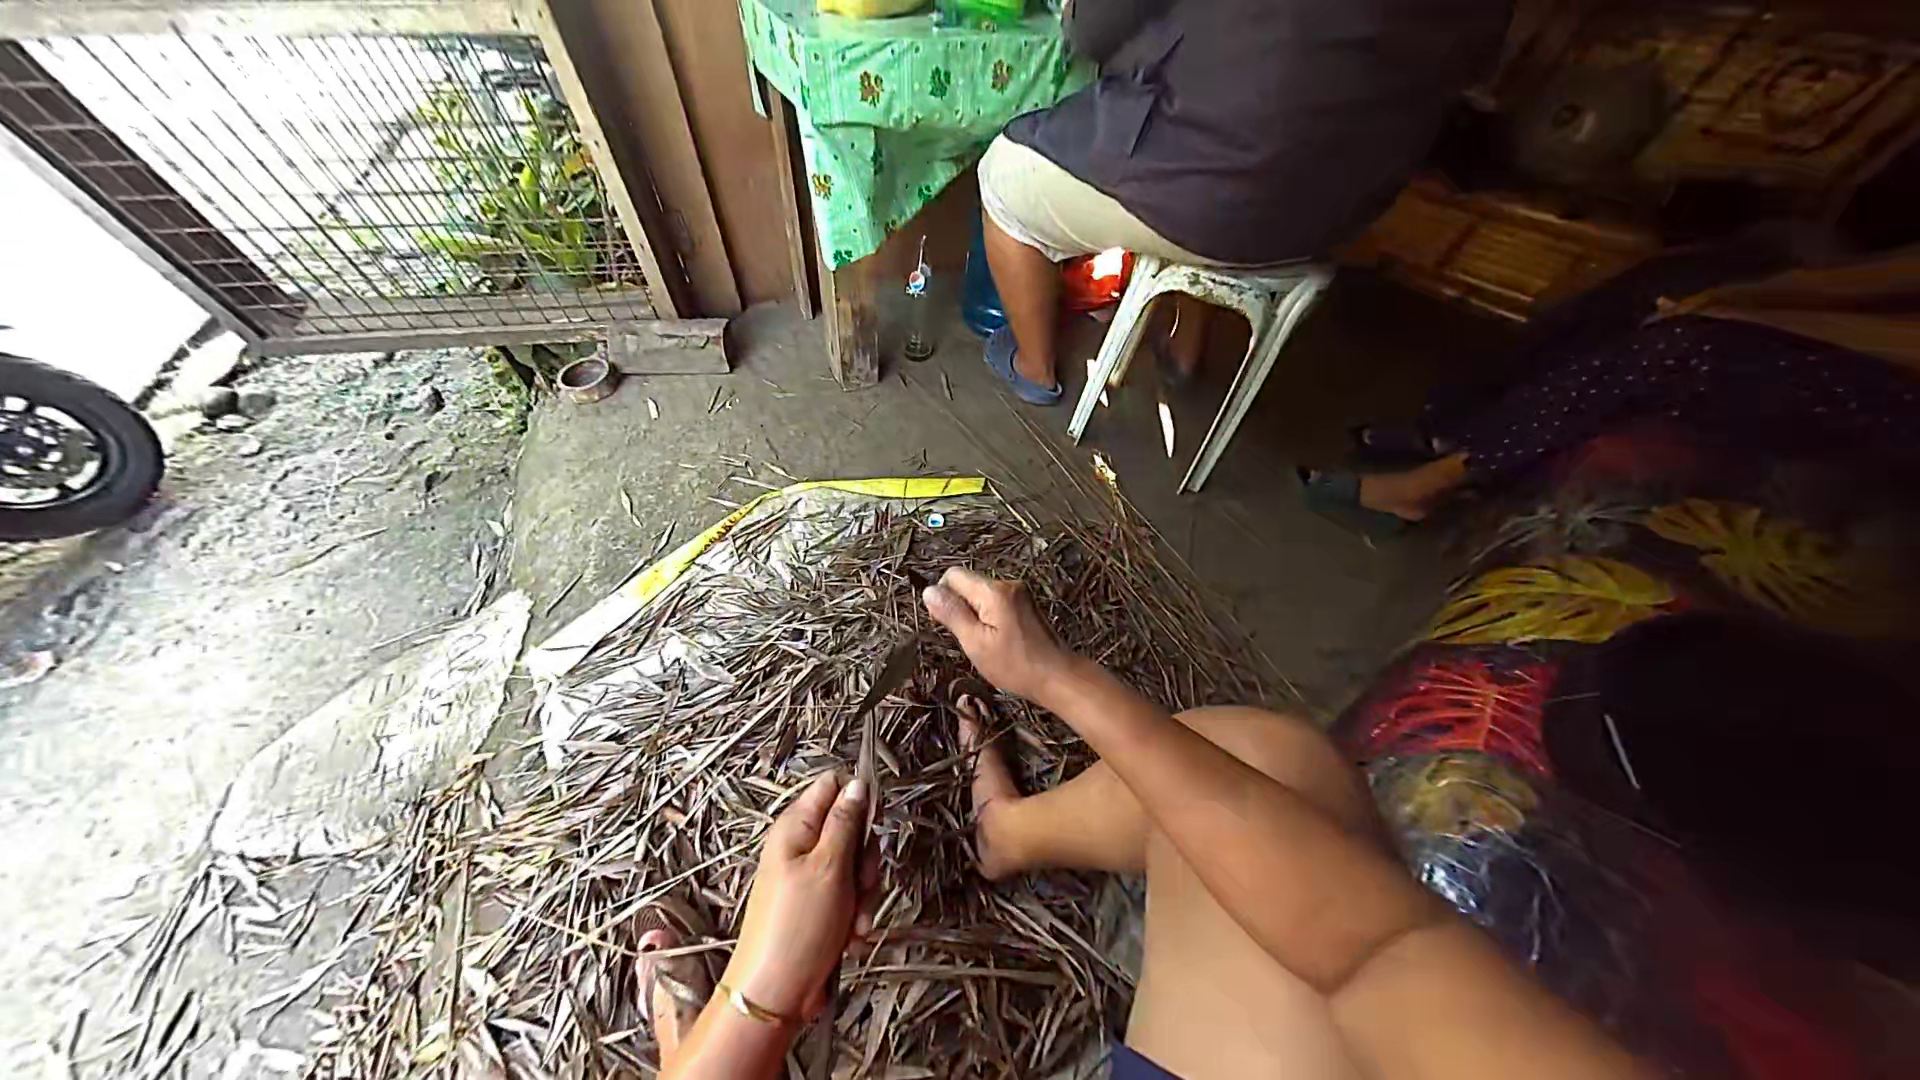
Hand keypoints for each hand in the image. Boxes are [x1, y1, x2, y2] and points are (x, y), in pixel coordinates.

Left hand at [722, 772, 875, 1022]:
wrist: (772, 999)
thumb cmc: (796, 930)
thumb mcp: (829, 866)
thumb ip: (846, 821)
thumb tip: (858, 784)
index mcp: (796, 825)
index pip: (834, 786)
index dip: (860, 799)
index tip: (872, 825)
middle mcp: (800, 845)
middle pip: (851, 828)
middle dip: (865, 859)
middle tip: (859, 882)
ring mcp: (808, 875)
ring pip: (854, 865)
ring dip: (863, 893)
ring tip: (853, 918)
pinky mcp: (816, 903)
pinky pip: (848, 895)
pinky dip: (854, 914)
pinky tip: (848, 934)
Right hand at [921, 568, 1076, 702]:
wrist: (1057, 676)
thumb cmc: (1014, 665)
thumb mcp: (975, 642)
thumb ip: (951, 613)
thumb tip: (928, 591)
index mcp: (993, 591)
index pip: (953, 575)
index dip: (941, 596)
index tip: (943, 623)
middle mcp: (1007, 584)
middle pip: (968, 583)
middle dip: (958, 606)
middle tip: (965, 637)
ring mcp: (1019, 593)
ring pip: (980, 594)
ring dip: (973, 613)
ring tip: (982, 641)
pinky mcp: (1025, 604)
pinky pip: (995, 602)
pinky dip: (988, 616)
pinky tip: (995, 639)